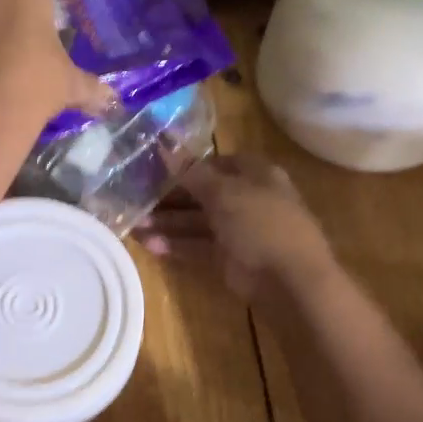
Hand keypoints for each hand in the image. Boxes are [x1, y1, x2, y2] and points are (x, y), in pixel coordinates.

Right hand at [137, 155, 337, 300]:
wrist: (289, 280)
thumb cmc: (260, 223)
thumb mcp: (224, 192)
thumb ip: (191, 171)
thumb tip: (165, 141)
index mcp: (256, 174)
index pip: (218, 162)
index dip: (188, 164)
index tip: (156, 168)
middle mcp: (248, 199)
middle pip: (203, 193)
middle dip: (170, 197)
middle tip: (136, 199)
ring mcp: (239, 230)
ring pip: (198, 222)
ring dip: (167, 223)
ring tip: (134, 227)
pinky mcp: (229, 258)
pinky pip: (199, 246)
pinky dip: (176, 245)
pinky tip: (149, 245)